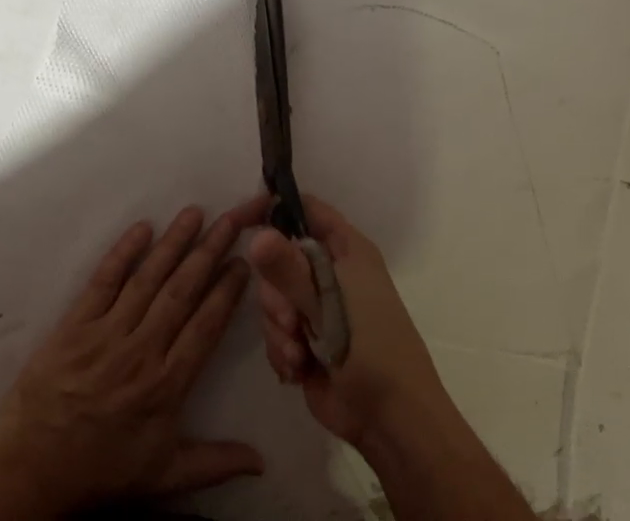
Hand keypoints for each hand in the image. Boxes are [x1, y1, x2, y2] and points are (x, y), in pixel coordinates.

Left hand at [0, 204, 264, 516]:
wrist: (31, 467)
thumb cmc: (100, 470)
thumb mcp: (164, 475)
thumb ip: (215, 463)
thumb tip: (262, 463)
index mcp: (167, 384)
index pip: (206, 325)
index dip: (227, 292)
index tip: (244, 263)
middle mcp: (141, 350)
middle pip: (182, 292)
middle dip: (209, 253)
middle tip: (230, 220)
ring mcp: (106, 333)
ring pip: (147, 279)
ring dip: (173, 244)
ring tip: (194, 213)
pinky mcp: (75, 324)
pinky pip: (103, 281)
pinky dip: (123, 253)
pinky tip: (142, 228)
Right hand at [245, 195, 449, 447]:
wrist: (392, 421)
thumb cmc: (371, 350)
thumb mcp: (327, 305)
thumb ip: (288, 270)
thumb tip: (256, 235)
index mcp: (347, 250)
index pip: (305, 209)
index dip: (271, 207)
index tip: (237, 222)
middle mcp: (332, 273)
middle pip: (278, 259)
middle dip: (275, 294)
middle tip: (289, 320)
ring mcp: (319, 308)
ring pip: (274, 299)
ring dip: (278, 328)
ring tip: (298, 354)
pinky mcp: (308, 341)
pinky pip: (277, 331)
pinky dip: (282, 350)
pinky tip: (296, 370)